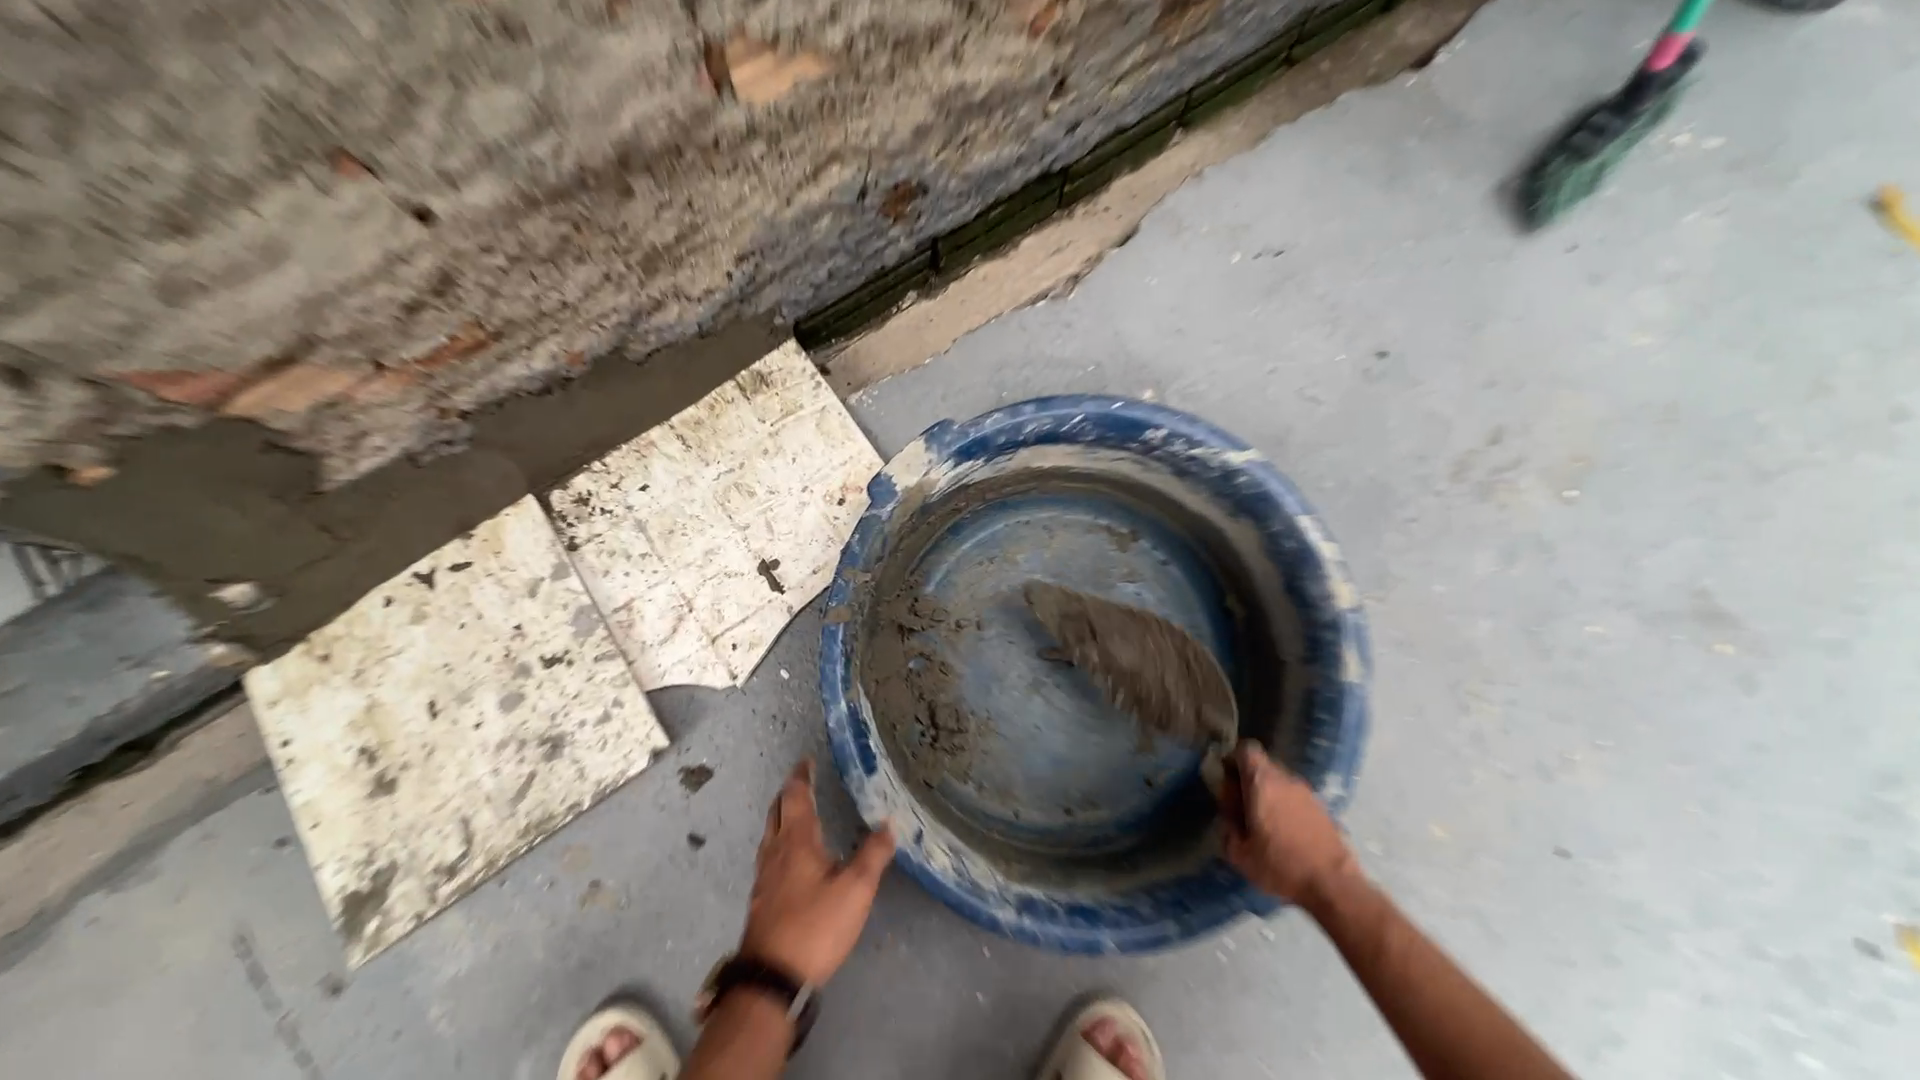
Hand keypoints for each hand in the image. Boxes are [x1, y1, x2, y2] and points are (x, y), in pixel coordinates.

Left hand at [740, 760, 894, 984]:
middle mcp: (775, 852)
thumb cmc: (816, 925)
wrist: (772, 976)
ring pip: (770, 835)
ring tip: (798, 815)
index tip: (807, 761)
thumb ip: (873, 855)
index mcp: (796, 841)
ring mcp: (764, 877)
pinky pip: (770, 856)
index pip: (796, 797)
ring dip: (782, 818)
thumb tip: (888, 823)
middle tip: (803, 782)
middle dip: (789, 794)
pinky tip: (792, 859)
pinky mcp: (761, 899)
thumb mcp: (855, 890)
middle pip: (777, 812)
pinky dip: (781, 843)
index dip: (801, 777)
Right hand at [1219, 740, 1357, 905]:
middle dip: (1249, 781)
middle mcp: (1286, 780)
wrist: (1333, 884)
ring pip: (1280, 783)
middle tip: (1242, 809)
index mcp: (1262, 783)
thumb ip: (1228, 827)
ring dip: (1269, 795)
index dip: (1233, 761)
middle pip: (1262, 766)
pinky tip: (1287, 835)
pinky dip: (1287, 808)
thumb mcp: (1239, 853)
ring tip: (1265, 826)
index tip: (1228, 784)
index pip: (1246, 750)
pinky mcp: (1323, 808)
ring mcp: (1308, 793)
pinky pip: (1296, 798)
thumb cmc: (1280, 866)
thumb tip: (1230, 816)